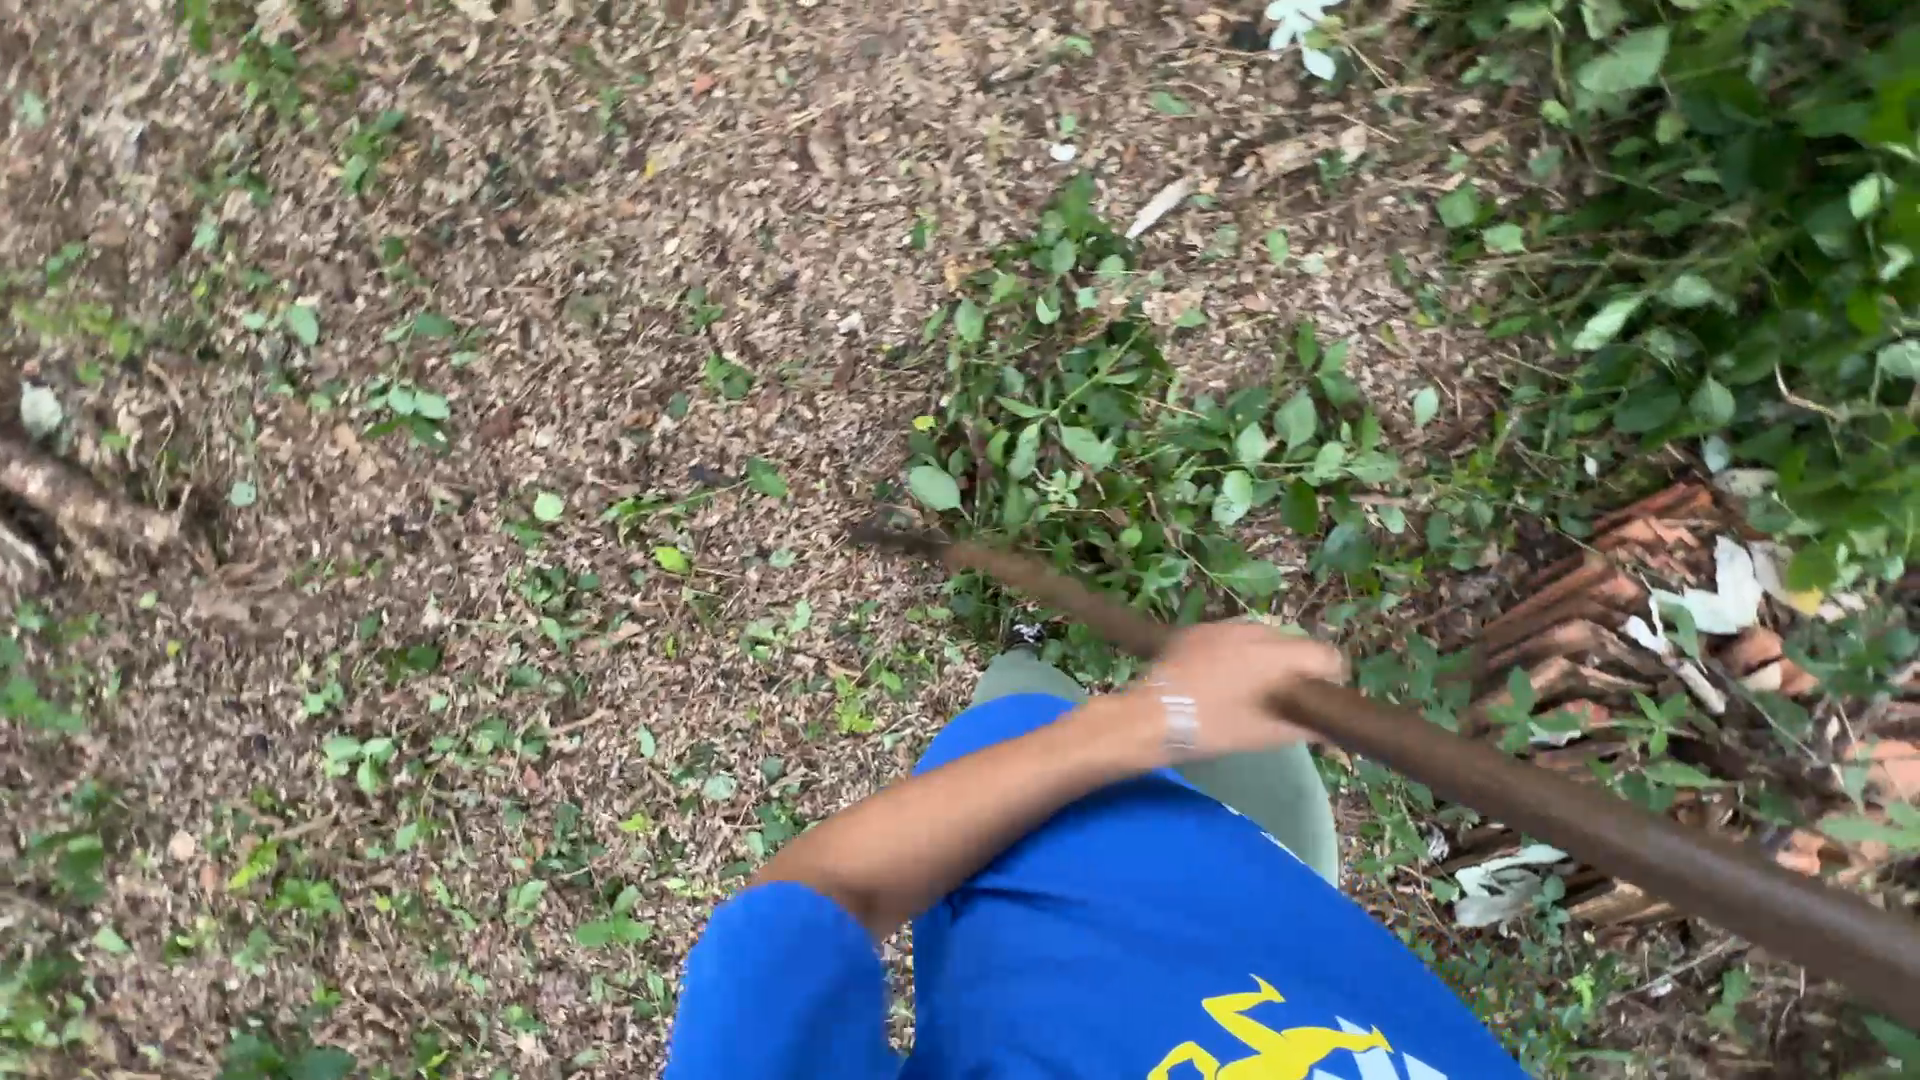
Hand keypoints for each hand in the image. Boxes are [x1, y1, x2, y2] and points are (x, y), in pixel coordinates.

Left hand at [1117, 621, 1346, 763]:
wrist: (1154, 714)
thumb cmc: (1214, 727)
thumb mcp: (1265, 735)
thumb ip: (1305, 728)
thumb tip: (1329, 729)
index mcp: (1276, 654)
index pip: (1326, 654)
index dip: (1329, 677)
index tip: (1318, 698)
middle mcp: (1254, 630)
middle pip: (1293, 643)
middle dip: (1294, 668)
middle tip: (1280, 697)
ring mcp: (1222, 626)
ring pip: (1260, 636)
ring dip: (1263, 657)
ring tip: (1247, 686)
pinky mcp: (1197, 629)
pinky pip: (1229, 635)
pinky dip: (1233, 651)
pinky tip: (1218, 675)